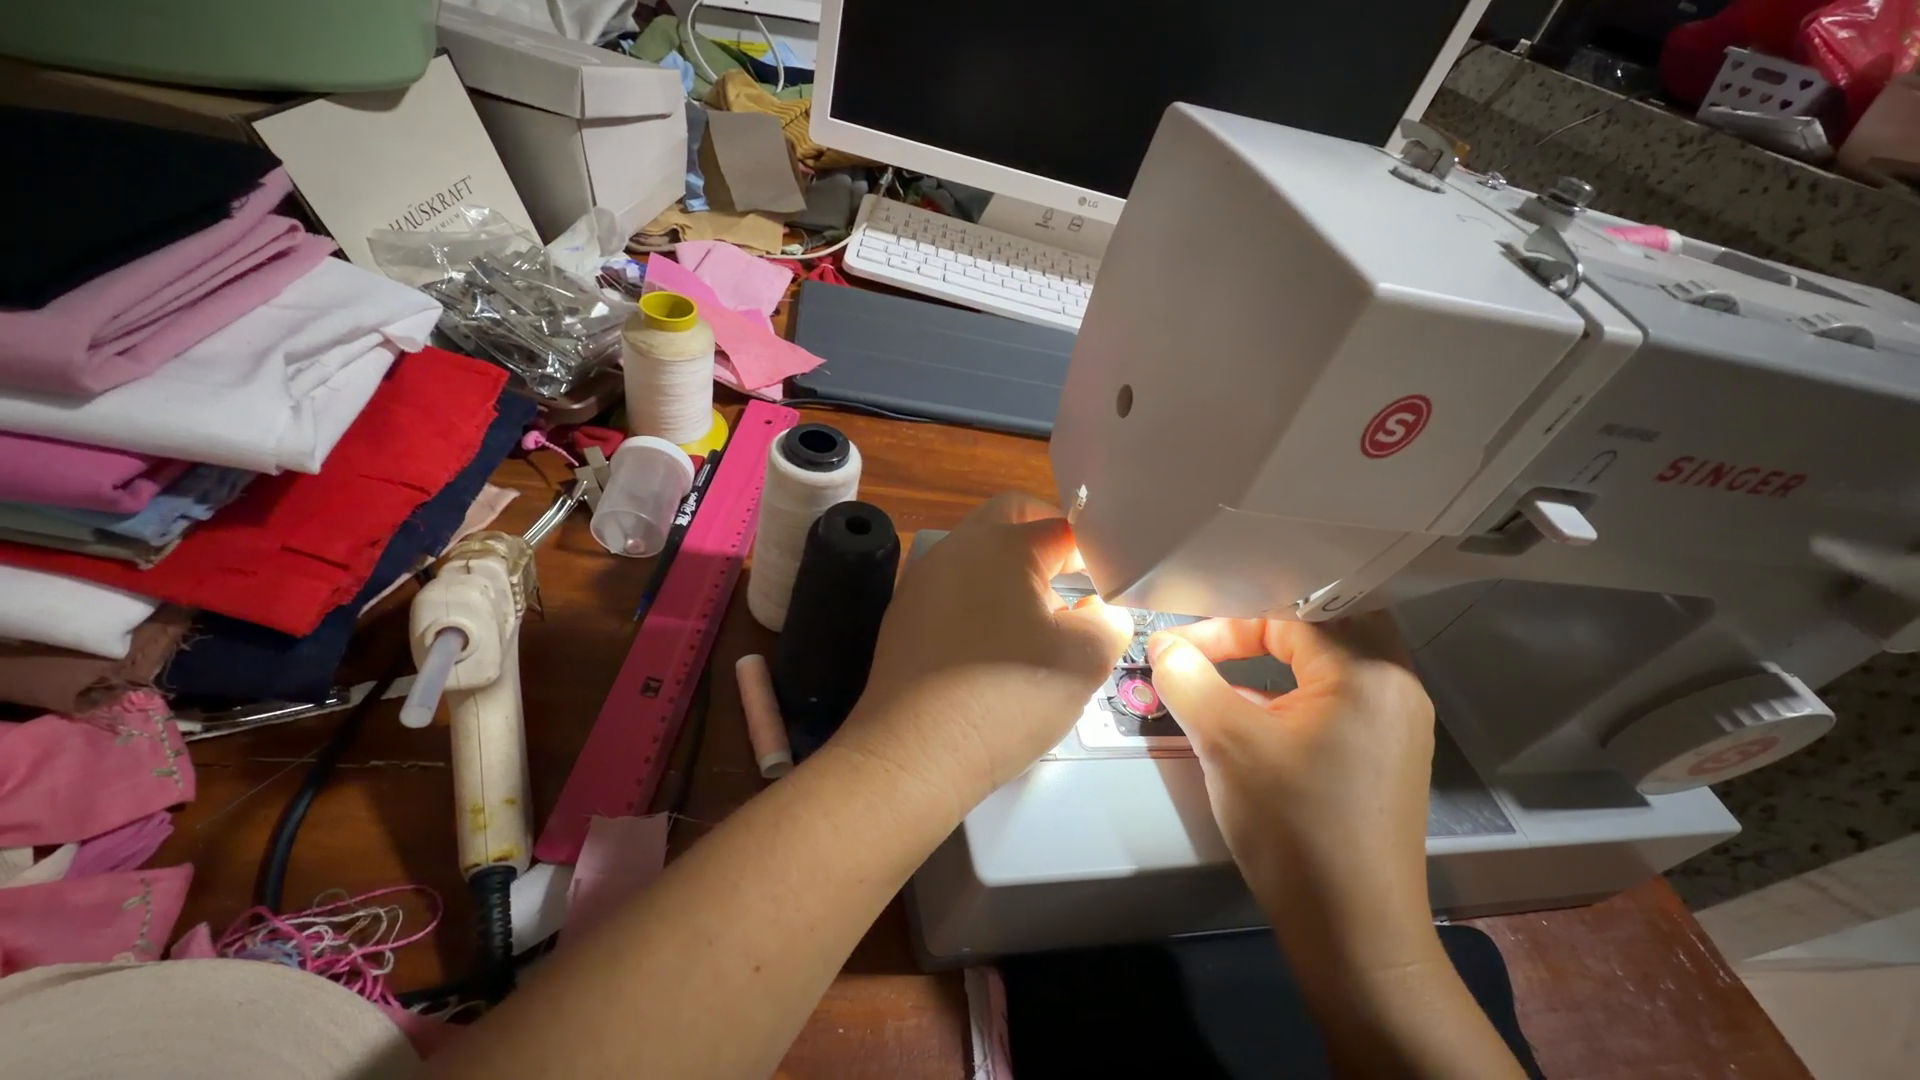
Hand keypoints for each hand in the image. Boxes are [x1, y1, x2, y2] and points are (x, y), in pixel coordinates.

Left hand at [833, 493, 1133, 810]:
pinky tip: (992, 644)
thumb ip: (1106, 621)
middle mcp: (956, 549)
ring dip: (1009, 570)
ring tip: (1036, 617)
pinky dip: (979, 599)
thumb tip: (1092, 609)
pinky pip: (951, 589)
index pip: (1060, 524)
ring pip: (976, 554)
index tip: (1107, 581)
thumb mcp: (1085, 660)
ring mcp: (922, 581)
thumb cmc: (1006, 698)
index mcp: (1004, 545)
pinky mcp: (902, 615)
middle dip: (1044, 538)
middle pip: (1008, 518)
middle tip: (1072, 576)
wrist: (914, 753)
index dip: (1092, 548)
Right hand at [1146, 614, 1437, 964]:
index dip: (1224, 628)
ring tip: (1224, 673)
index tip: (1177, 652)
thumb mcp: (1226, 743)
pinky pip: (1341, 700)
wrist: (1352, 930)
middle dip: (1261, 630)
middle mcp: (1397, 685)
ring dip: (1277, 663)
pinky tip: (1255, 718)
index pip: (1287, 618)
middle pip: (1323, 627)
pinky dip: (1296, 696)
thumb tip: (1164, 644)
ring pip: (1332, 664)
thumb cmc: (1292, 825)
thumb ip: (1188, 679)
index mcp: (1368, 671)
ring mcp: (1400, 723)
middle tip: (1214, 639)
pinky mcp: (1391, 755)